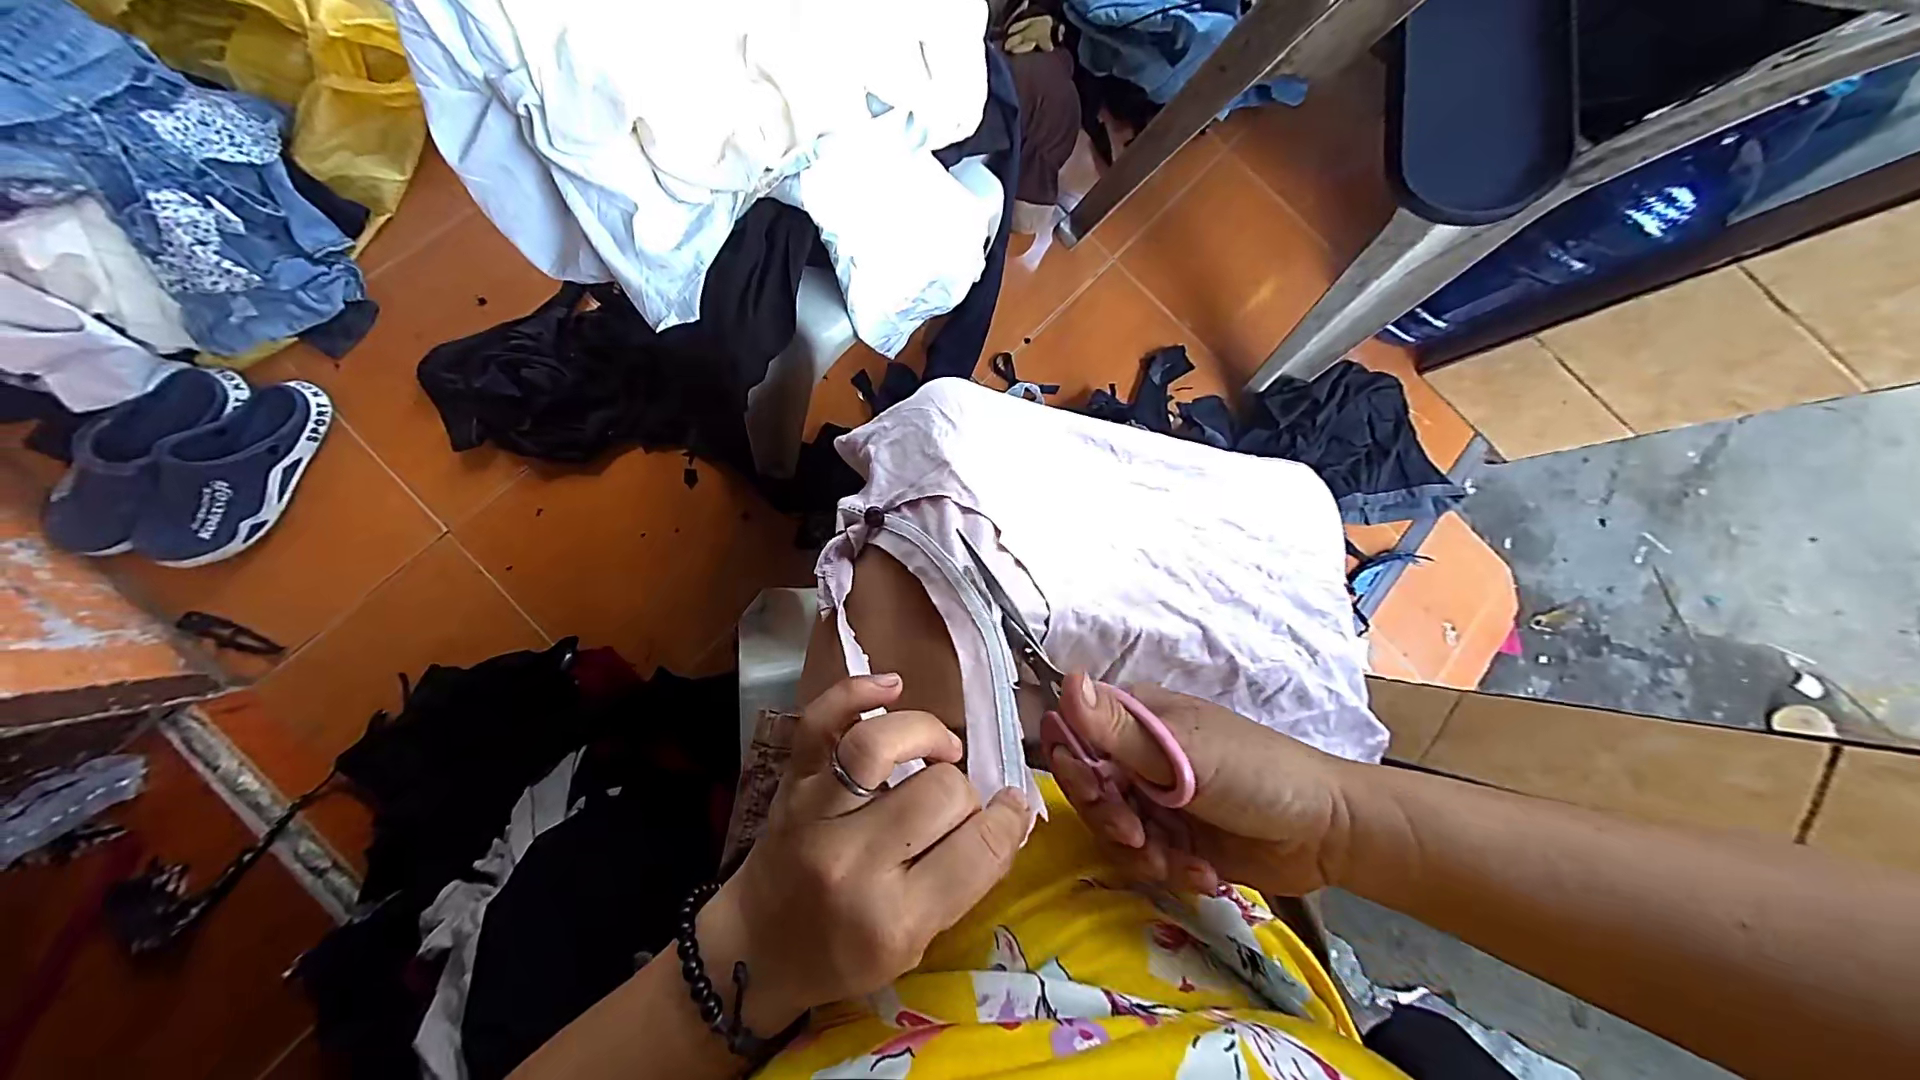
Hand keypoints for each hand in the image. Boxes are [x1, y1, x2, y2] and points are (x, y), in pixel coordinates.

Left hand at [698, 674, 1027, 1030]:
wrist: (757, 947)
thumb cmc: (842, 953)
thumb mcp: (915, 943)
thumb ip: (966, 879)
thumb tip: (1012, 811)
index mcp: (893, 919)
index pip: (979, 849)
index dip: (1007, 820)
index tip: (1011, 807)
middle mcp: (852, 862)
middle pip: (942, 792)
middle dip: (965, 795)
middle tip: (955, 808)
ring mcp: (815, 813)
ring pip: (883, 745)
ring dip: (928, 736)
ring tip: (942, 749)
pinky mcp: (792, 781)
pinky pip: (820, 721)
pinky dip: (856, 692)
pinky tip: (892, 687)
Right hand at [1048, 675, 1359, 897]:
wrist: (1326, 832)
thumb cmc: (1255, 773)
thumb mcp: (1184, 752)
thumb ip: (1119, 727)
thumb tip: (1067, 679)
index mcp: (1137, 720)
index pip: (1075, 733)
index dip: (1073, 763)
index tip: (1095, 788)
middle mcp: (1139, 755)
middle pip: (1088, 786)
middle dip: (1108, 816)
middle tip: (1136, 834)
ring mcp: (1155, 797)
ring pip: (1112, 827)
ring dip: (1139, 850)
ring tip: (1177, 860)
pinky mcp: (1172, 836)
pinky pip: (1144, 856)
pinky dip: (1169, 868)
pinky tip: (1202, 871)